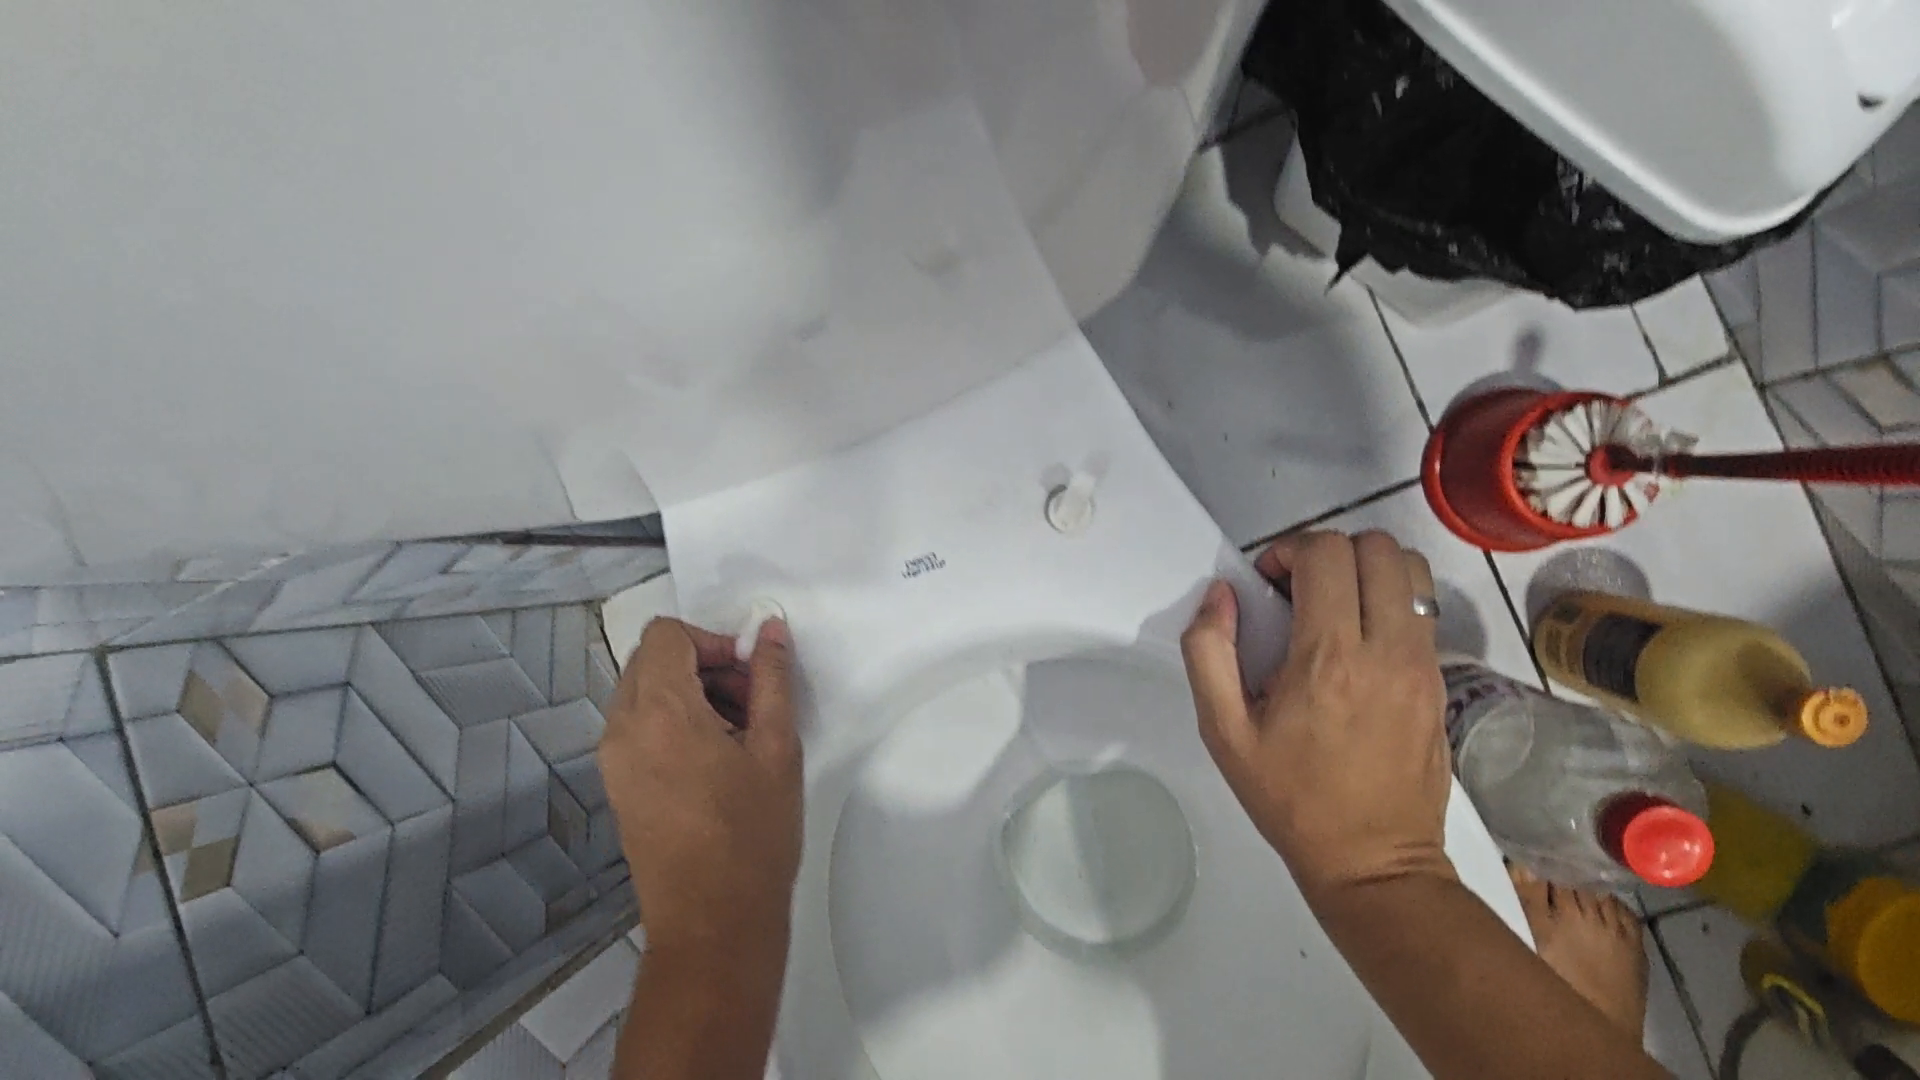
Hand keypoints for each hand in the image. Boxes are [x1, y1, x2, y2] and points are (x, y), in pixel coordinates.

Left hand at [597, 617, 802, 961]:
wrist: (713, 923)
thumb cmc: (753, 834)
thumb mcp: (777, 748)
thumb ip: (772, 678)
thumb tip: (769, 629)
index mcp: (659, 712)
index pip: (667, 635)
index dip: (713, 640)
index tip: (750, 673)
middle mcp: (621, 729)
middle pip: (651, 659)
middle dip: (703, 664)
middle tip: (750, 700)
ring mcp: (611, 760)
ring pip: (643, 691)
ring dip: (690, 691)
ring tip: (738, 732)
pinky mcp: (616, 785)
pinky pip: (638, 725)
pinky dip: (674, 719)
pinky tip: (715, 757)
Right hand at [1181, 530, 1453, 904]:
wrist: (1374, 862)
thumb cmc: (1289, 796)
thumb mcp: (1223, 731)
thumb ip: (1208, 651)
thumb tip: (1221, 594)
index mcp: (1327, 658)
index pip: (1326, 553)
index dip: (1288, 550)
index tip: (1267, 584)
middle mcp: (1386, 649)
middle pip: (1378, 547)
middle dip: (1329, 551)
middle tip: (1298, 589)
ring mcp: (1423, 664)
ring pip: (1412, 569)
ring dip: (1367, 569)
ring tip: (1333, 605)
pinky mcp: (1440, 681)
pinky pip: (1422, 608)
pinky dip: (1388, 600)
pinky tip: (1357, 641)